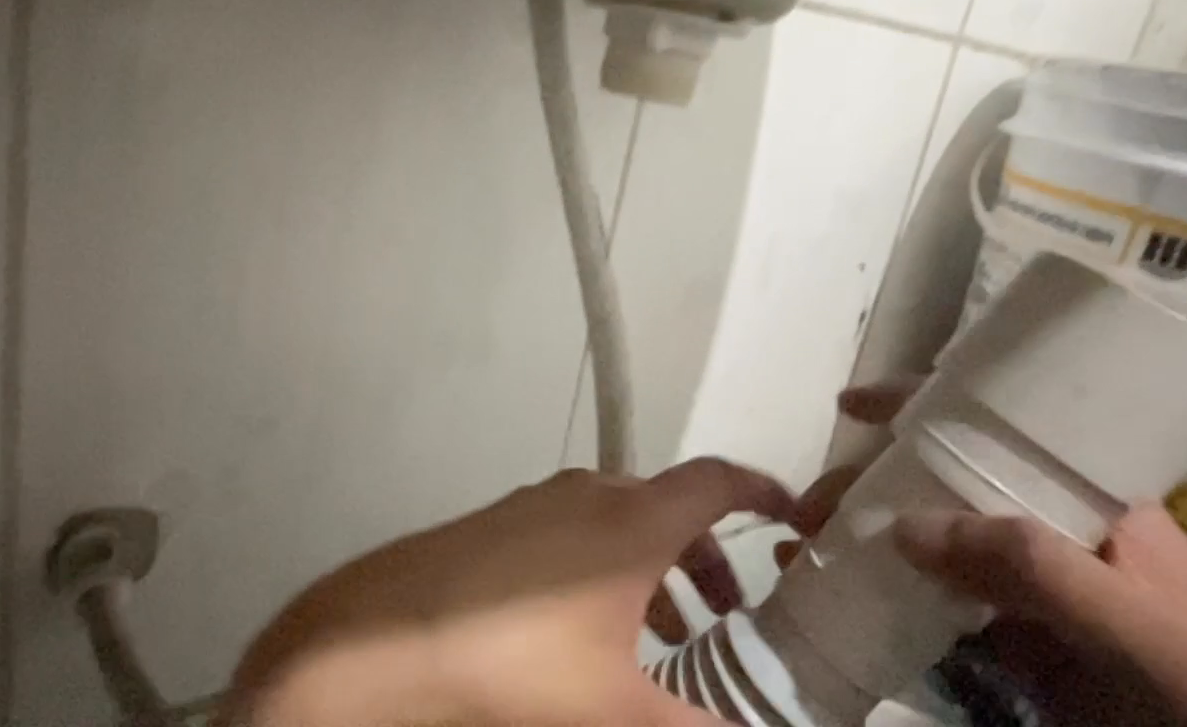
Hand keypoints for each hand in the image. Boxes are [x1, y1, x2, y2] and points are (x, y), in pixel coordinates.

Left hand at [226, 459, 794, 726]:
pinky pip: (575, 531)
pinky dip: (605, 565)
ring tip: (665, 633)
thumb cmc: (520, 661)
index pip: (715, 482)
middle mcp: (589, 494)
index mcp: (632, 520)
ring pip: (619, 520)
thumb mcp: (621, 709)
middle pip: (668, 506)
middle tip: (727, 615)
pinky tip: (589, 625)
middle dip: (708, 555)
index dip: (762, 492)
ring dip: (655, 567)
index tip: (794, 516)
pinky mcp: (501, 520)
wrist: (392, 632)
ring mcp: (538, 503)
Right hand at [789, 381, 1186, 726]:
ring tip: (799, 546)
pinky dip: (874, 583)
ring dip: (856, 531)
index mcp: (1080, 496)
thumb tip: (903, 526)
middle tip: (804, 511)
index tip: (850, 406)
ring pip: (922, 532)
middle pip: (934, 478)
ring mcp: (1018, 579)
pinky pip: (926, 592)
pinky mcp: (1002, 631)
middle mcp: (1040, 522)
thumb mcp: (1139, 626)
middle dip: (862, 483)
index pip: (990, 426)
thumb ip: (1033, 568)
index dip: (917, 406)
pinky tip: (831, 586)